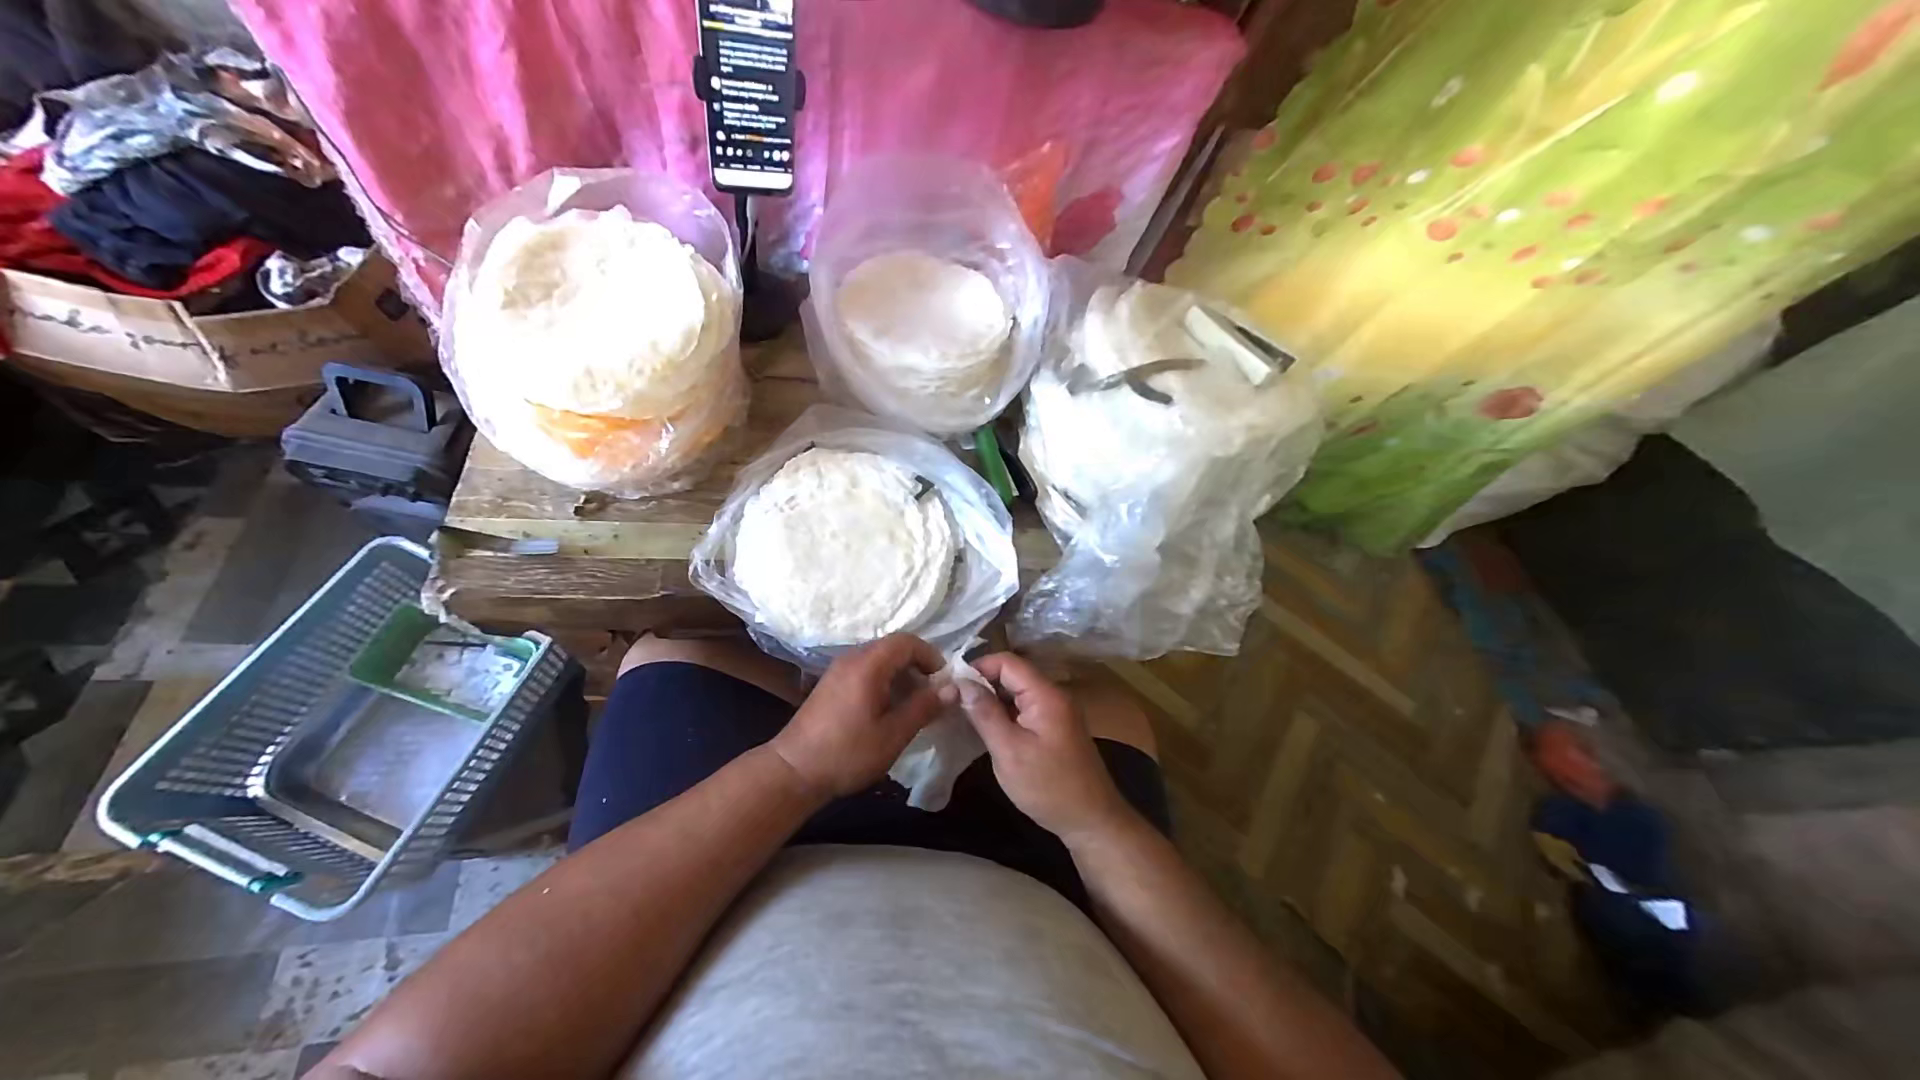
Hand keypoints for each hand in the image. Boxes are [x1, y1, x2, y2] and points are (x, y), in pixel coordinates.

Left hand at [769, 634, 949, 799]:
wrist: (793, 771)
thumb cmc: (847, 753)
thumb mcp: (893, 734)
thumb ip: (924, 706)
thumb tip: (953, 688)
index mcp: (868, 664)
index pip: (907, 641)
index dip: (931, 656)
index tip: (944, 682)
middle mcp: (852, 658)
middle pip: (893, 647)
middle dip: (918, 666)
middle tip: (933, 696)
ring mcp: (838, 670)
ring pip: (880, 660)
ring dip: (902, 676)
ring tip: (914, 706)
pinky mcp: (831, 684)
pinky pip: (866, 671)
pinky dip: (884, 682)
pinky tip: (888, 711)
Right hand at [956, 652, 1137, 842]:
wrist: (1092, 822)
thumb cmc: (1048, 786)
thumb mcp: (1009, 751)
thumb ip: (984, 713)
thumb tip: (961, 682)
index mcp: (1046, 695)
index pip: (1007, 662)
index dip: (977, 667)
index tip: (951, 686)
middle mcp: (1054, 696)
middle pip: (1013, 674)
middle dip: (982, 684)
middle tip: (952, 702)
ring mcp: (1057, 712)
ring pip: (1017, 693)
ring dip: (992, 700)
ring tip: (963, 715)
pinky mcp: (1056, 728)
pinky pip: (1025, 709)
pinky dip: (1005, 714)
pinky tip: (987, 730)